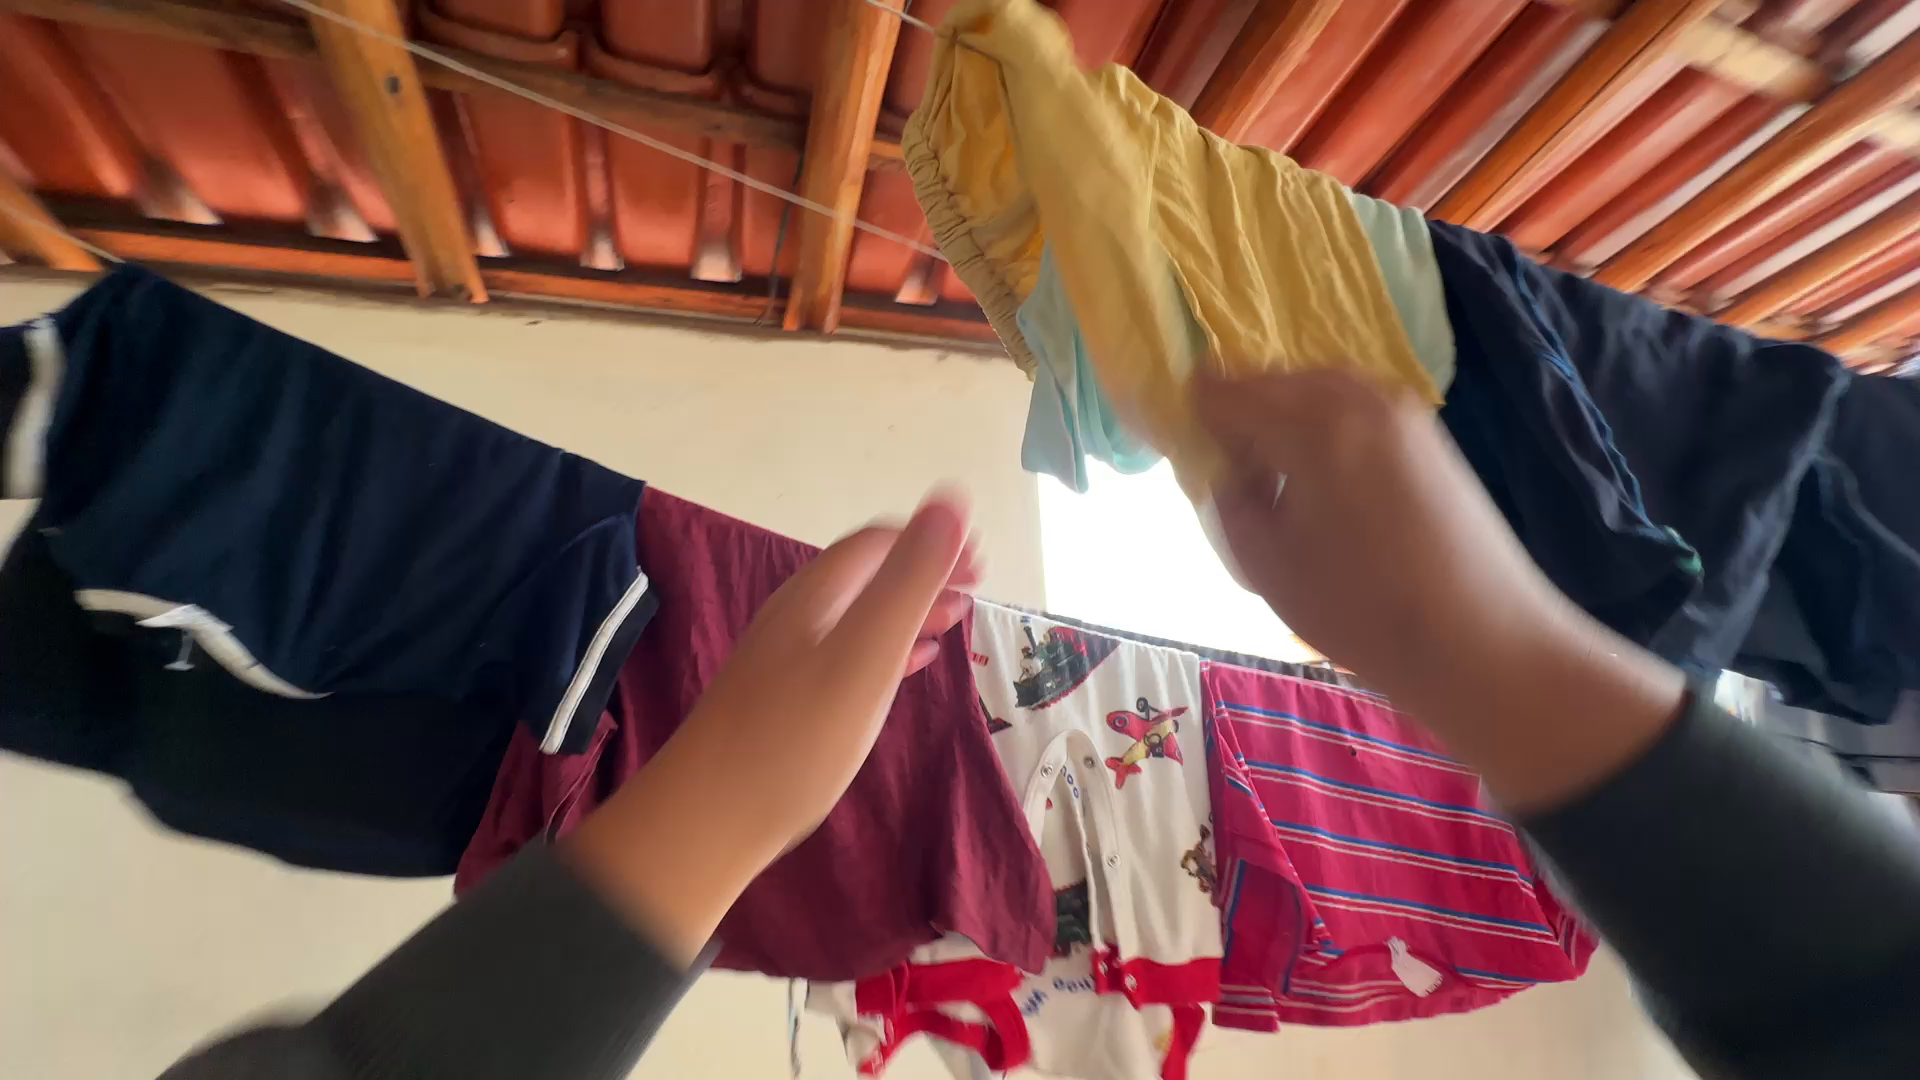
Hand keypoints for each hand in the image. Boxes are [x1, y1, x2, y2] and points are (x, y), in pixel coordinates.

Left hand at [563, 491, 975, 962]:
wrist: (705, 823)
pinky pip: (848, 651)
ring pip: (860, 613)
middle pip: (870, 573)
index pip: (880, 541)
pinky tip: (908, 664)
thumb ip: (909, 579)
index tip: (980, 562)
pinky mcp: (787, 695)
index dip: (932, 541)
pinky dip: (888, 646)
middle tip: (975, 589)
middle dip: (925, 572)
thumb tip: (950, 501)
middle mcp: (800, 613)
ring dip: (910, 608)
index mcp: (818, 593)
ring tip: (954, 619)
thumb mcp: (866, 653)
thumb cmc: (797, 737)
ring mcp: (789, 655)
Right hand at [1194, 368, 1684, 812]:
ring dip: (1279, 412)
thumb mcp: (1263, 561)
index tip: (1175, 438)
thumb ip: (1229, 498)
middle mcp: (1357, 400)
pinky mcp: (1426, 434)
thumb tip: (1226, 467)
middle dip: (1236, 409)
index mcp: (1310, 426)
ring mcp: (1400, 412)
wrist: (1481, 642)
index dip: (1191, 411)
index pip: (1225, 392)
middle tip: (1219, 458)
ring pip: (1314, 386)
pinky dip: (1318, 420)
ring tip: (1264, 465)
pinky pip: (1351, 404)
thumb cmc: (1356, 609)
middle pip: (1271, 380)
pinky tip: (1313, 469)